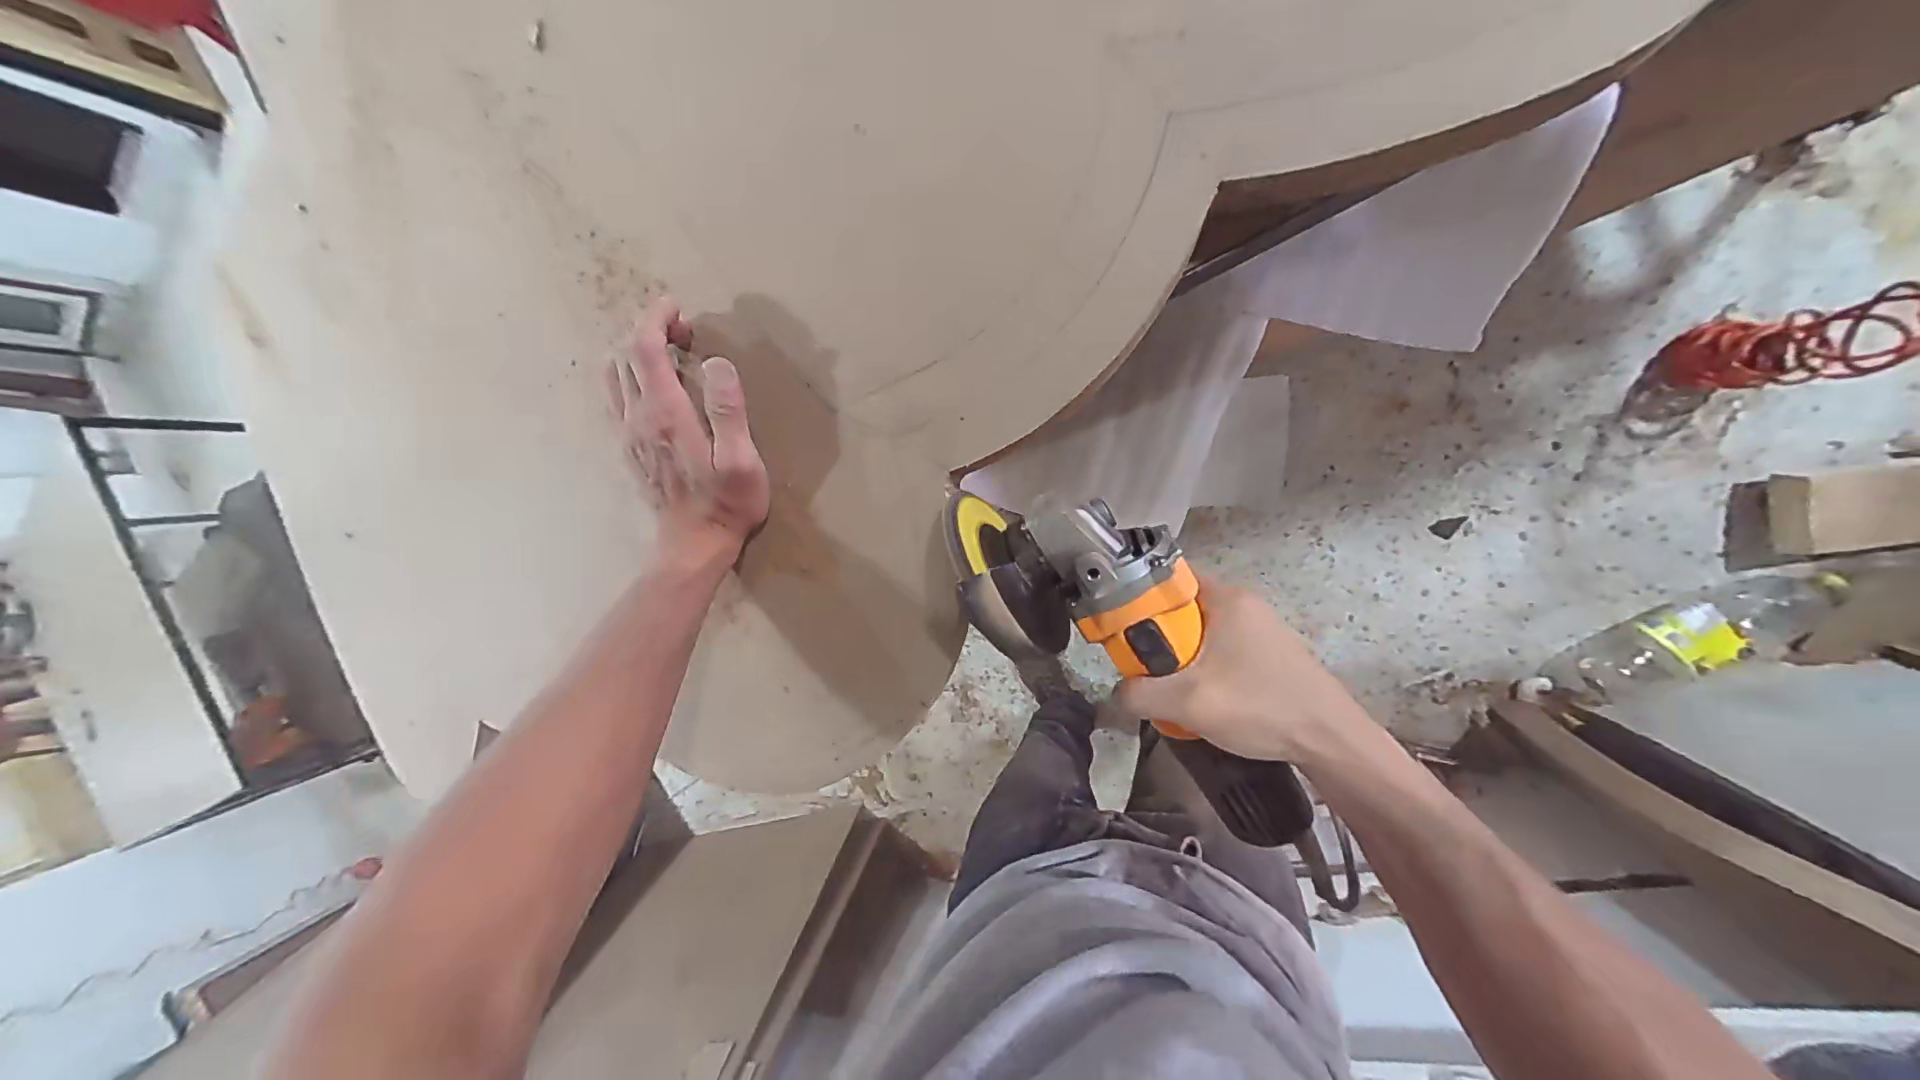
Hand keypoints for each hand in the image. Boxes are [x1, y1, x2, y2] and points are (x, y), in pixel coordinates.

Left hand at [608, 297, 769, 568]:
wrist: (694, 546)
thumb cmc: (726, 504)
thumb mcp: (741, 460)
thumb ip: (727, 410)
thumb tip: (715, 363)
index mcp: (665, 414)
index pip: (644, 348)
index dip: (655, 318)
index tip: (677, 307)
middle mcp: (637, 418)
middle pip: (624, 355)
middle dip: (648, 330)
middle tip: (684, 332)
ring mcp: (628, 434)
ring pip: (615, 375)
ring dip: (636, 352)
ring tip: (669, 353)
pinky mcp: (630, 449)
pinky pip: (617, 398)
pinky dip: (630, 376)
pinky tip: (655, 385)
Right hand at [1116, 578, 1371, 763]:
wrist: (1331, 741)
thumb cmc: (1260, 706)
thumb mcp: (1188, 702)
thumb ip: (1140, 694)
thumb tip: (1117, 694)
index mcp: (1227, 598)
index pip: (1168, 579)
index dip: (1137, 598)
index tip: (1120, 628)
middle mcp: (1244, 604)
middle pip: (1182, 608)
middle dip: (1157, 638)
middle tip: (1143, 667)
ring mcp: (1260, 629)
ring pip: (1201, 633)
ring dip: (1180, 659)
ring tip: (1171, 689)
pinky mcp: (1269, 654)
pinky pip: (1221, 650)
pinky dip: (1204, 669)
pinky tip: (1204, 699)